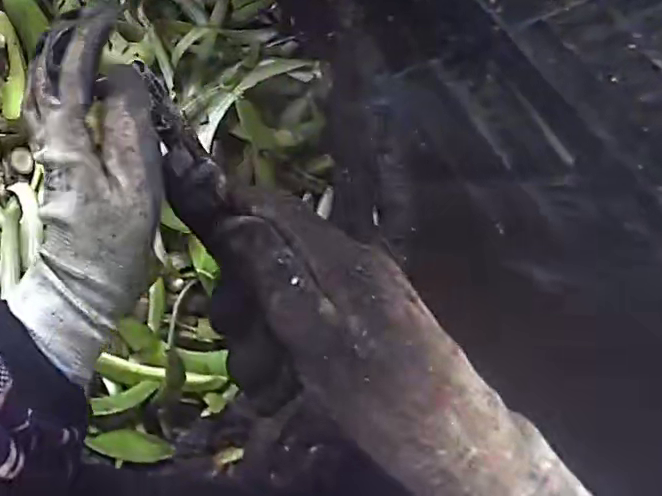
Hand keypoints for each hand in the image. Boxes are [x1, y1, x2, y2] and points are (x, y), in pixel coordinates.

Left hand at [5, 4, 162, 384]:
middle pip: (46, 69)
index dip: (90, 35)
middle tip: (100, 11)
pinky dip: (61, 74)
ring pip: (42, 82)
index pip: (72, 70)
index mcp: (67, 137)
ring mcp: (43, 143)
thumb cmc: (114, 245)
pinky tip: (80, 74)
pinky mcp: (50, 154)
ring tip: (89, 30)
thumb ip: (128, 125)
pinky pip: (49, 100)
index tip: (114, 11)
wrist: (77, 291)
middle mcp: (46, 132)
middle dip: (70, 33)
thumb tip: (118, 73)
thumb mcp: (136, 187)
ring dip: (61, 49)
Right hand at [162, 122, 589, 495]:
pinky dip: (281, 349)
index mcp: (338, 253)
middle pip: (268, 251)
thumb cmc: (386, 396)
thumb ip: (272, 270)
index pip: (271, 203)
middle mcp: (344, 264)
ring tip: (260, 380)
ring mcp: (353, 296)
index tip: (193, 220)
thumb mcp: (316, 335)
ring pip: (278, 292)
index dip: (228, 203)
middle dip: (238, 290)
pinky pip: (301, 319)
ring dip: (255, 332)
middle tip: (227, 330)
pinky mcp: (358, 327)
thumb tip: (232, 215)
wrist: (468, 458)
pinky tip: (279, 388)